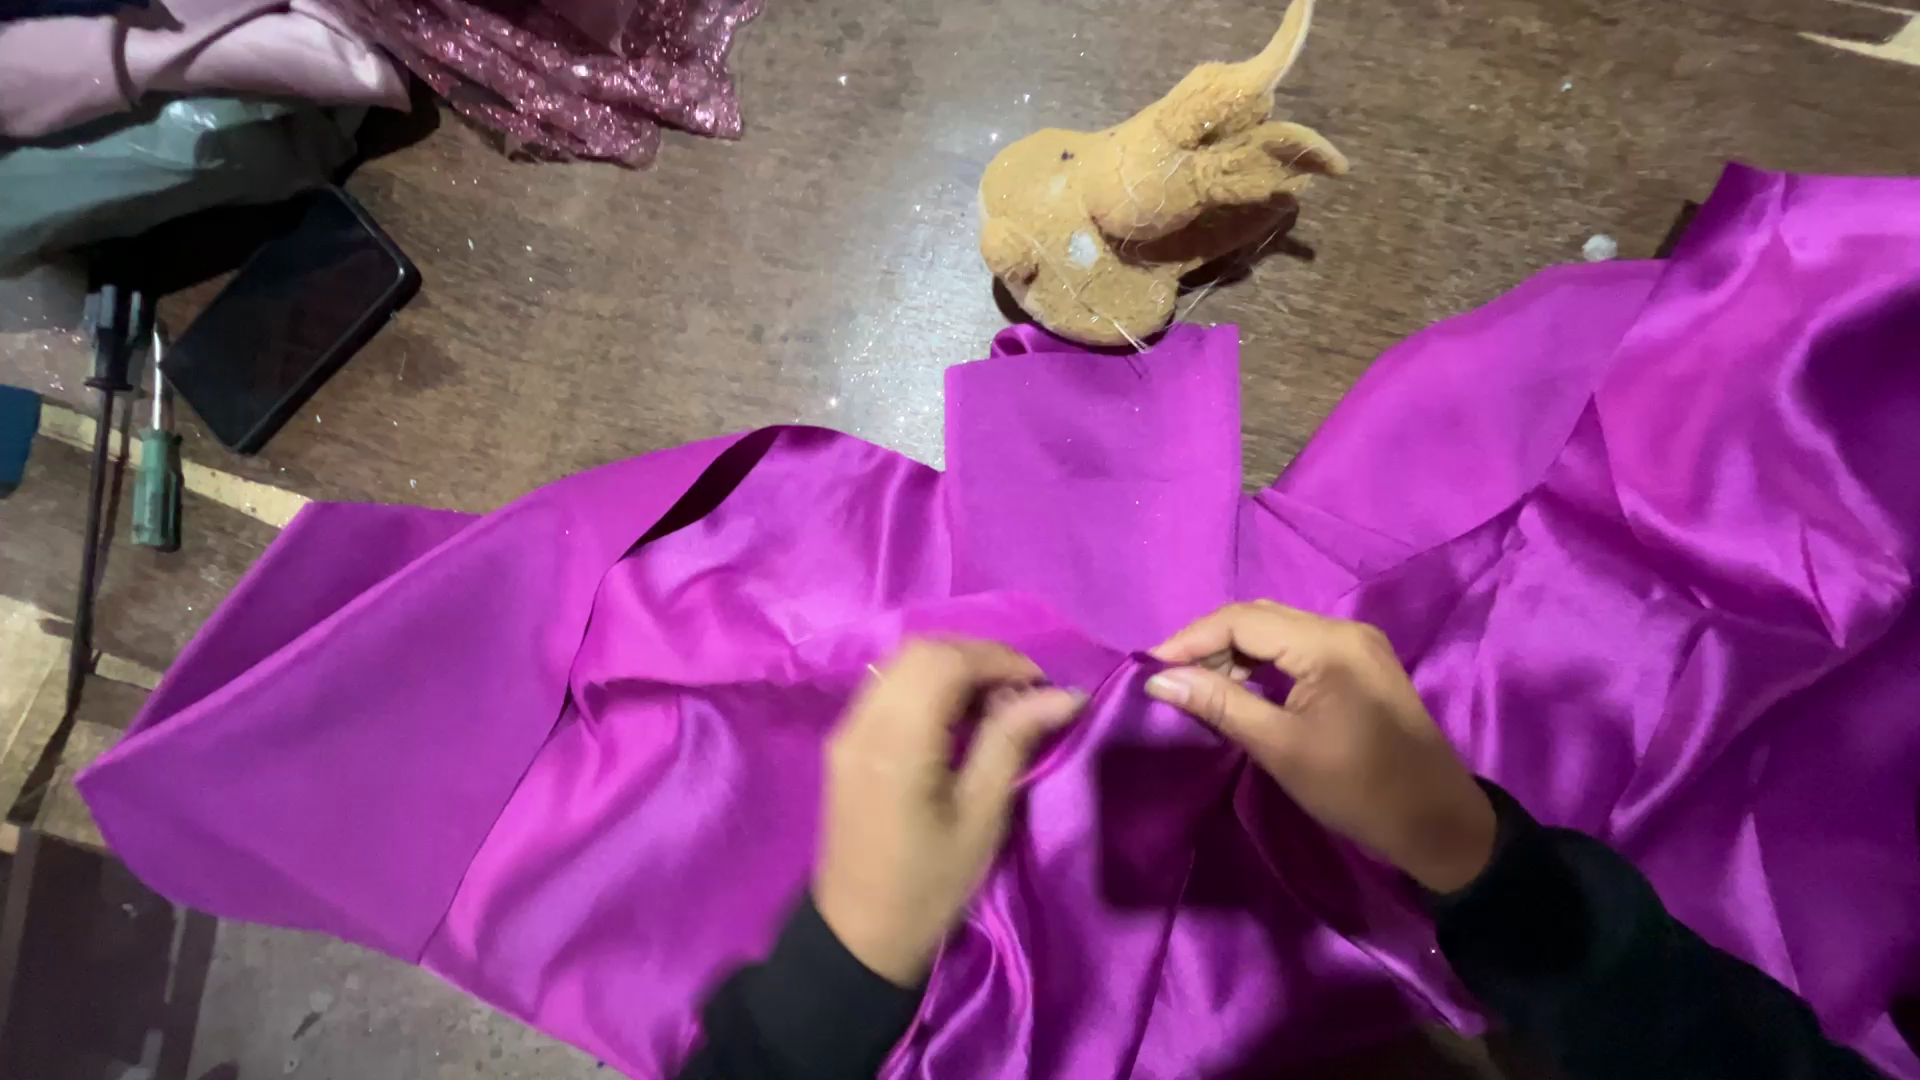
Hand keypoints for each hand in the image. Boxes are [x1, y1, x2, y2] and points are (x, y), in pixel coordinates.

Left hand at [814, 640, 1081, 985]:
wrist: (859, 933)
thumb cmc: (929, 886)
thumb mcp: (982, 817)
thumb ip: (1013, 742)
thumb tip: (1063, 694)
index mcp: (897, 745)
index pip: (945, 662)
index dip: (998, 659)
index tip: (1038, 687)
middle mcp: (863, 722)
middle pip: (921, 650)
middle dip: (978, 656)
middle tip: (1019, 691)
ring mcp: (847, 727)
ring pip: (903, 660)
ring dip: (954, 664)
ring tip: (994, 699)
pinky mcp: (846, 737)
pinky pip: (890, 682)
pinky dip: (929, 680)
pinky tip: (957, 711)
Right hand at [1145, 602, 1494, 892]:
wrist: (1441, 827)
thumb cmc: (1359, 789)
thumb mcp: (1280, 747)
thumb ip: (1218, 703)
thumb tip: (1158, 679)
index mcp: (1328, 644)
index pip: (1241, 620)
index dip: (1191, 639)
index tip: (1151, 667)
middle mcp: (1342, 630)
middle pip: (1256, 618)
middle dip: (1208, 643)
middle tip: (1170, 677)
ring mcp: (1353, 644)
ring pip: (1273, 630)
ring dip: (1231, 653)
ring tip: (1198, 686)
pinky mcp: (1356, 664)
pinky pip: (1293, 647)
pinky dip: (1258, 663)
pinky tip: (1238, 687)